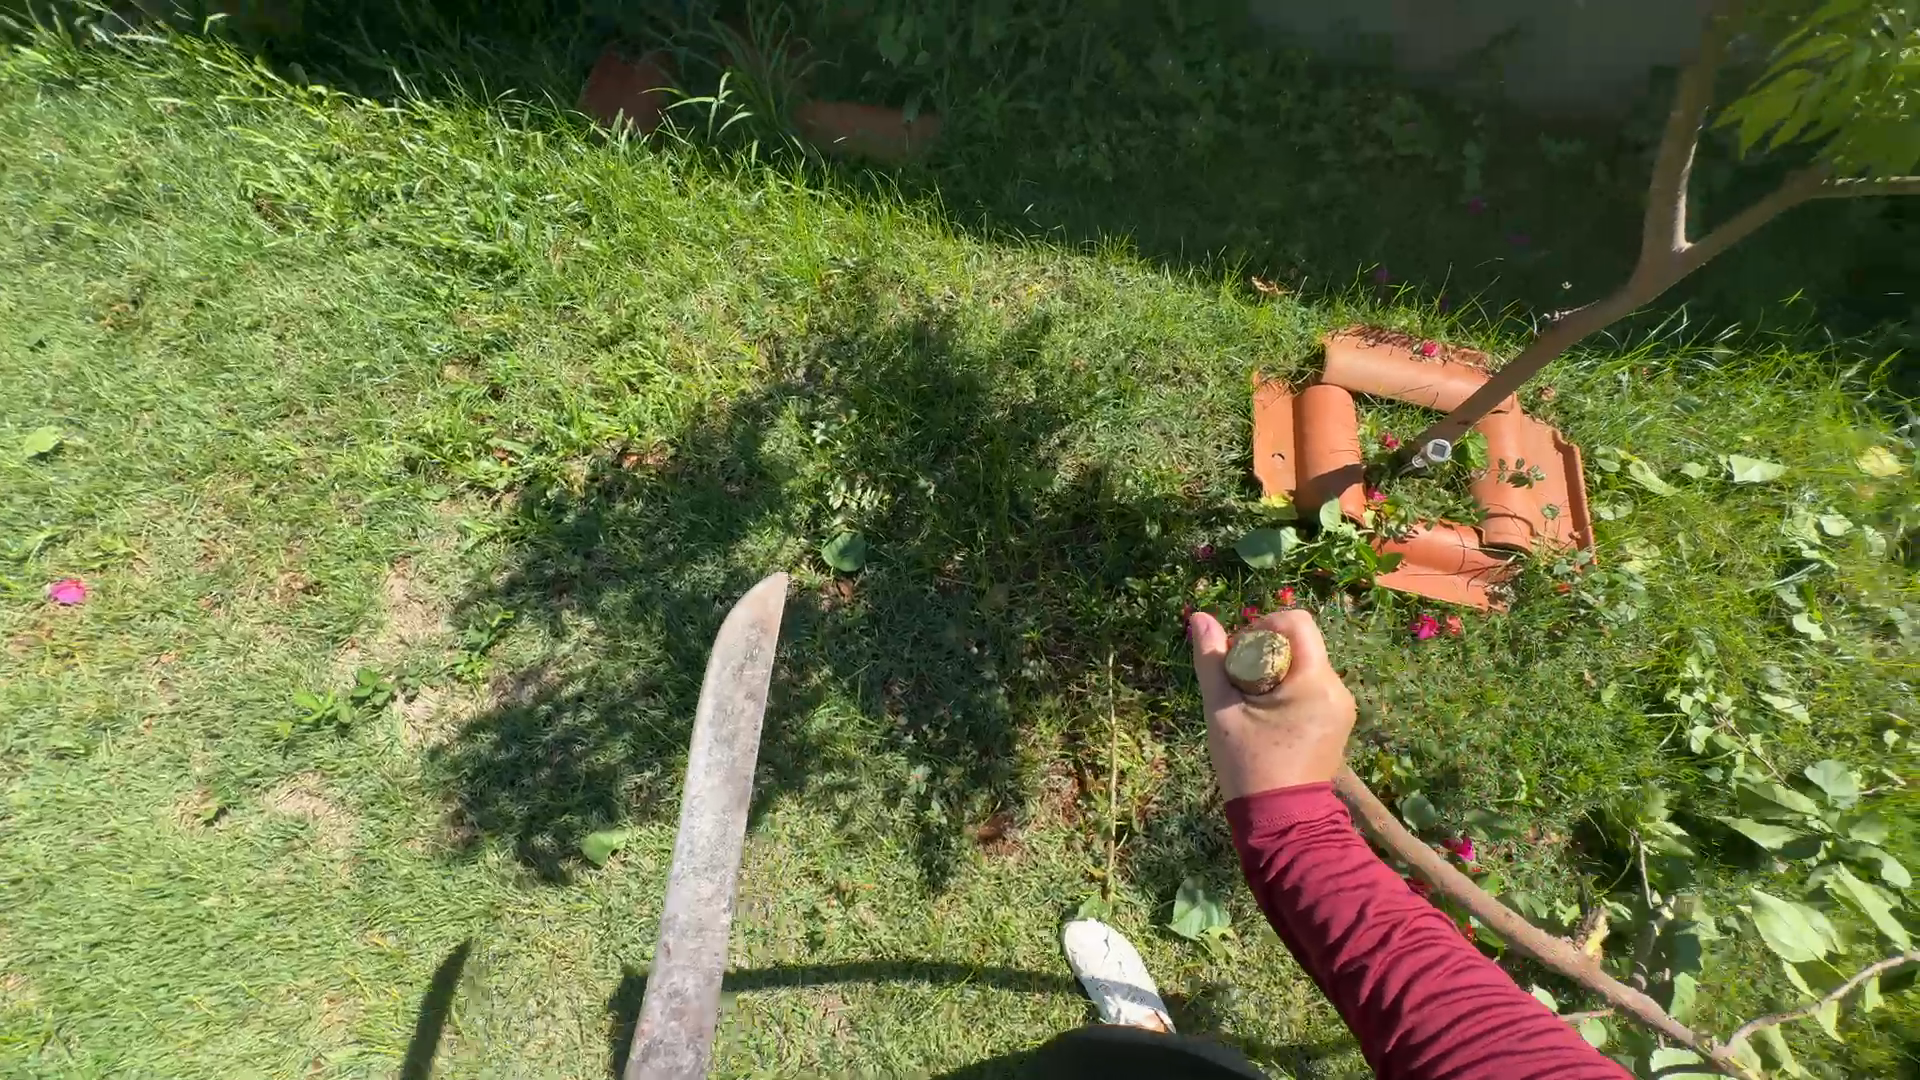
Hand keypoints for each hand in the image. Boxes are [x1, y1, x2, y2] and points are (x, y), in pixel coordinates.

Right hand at [1189, 610, 1356, 798]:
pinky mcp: (1336, 721)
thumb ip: (1211, 659)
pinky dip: (1285, 687)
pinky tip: (1264, 713)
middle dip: (1265, 649)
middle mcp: (1337, 689)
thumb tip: (1199, 616)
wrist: (1280, 819)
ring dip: (1274, 669)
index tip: (1239, 652)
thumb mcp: (1221, 707)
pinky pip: (1310, 685)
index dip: (1263, 625)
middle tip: (1238, 678)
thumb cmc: (1247, 761)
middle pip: (1300, 642)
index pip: (1297, 622)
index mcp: (1316, 682)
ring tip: (1248, 698)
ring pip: (1304, 663)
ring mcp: (1341, 707)